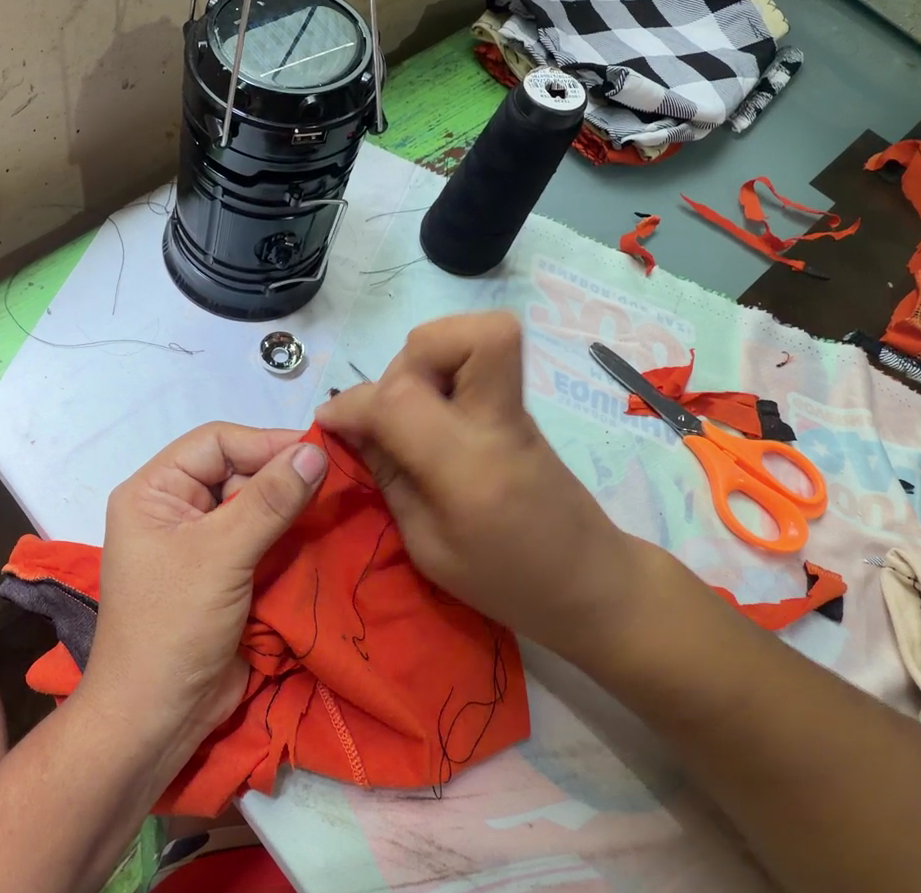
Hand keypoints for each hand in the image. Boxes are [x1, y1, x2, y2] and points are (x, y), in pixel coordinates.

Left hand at [79, 422, 328, 777]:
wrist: (157, 718)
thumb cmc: (174, 625)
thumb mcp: (221, 555)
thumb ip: (270, 501)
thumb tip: (315, 451)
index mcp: (154, 492)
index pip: (215, 443)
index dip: (265, 443)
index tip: (320, 452)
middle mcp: (175, 509)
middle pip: (237, 472)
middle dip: (283, 477)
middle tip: (339, 480)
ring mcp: (200, 545)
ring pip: (255, 508)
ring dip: (293, 510)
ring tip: (340, 505)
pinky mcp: (225, 577)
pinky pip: (262, 542)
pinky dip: (291, 540)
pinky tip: (325, 537)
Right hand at [316, 312, 637, 655]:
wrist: (590, 585)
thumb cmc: (505, 583)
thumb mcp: (427, 547)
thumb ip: (388, 477)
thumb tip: (348, 428)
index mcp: (469, 468)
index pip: (399, 399)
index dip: (351, 404)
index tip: (330, 424)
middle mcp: (498, 422)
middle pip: (465, 337)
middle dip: (407, 361)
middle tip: (390, 412)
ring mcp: (518, 409)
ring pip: (477, 335)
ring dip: (428, 359)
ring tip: (412, 410)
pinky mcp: (521, 408)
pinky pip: (480, 360)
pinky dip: (444, 369)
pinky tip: (433, 416)